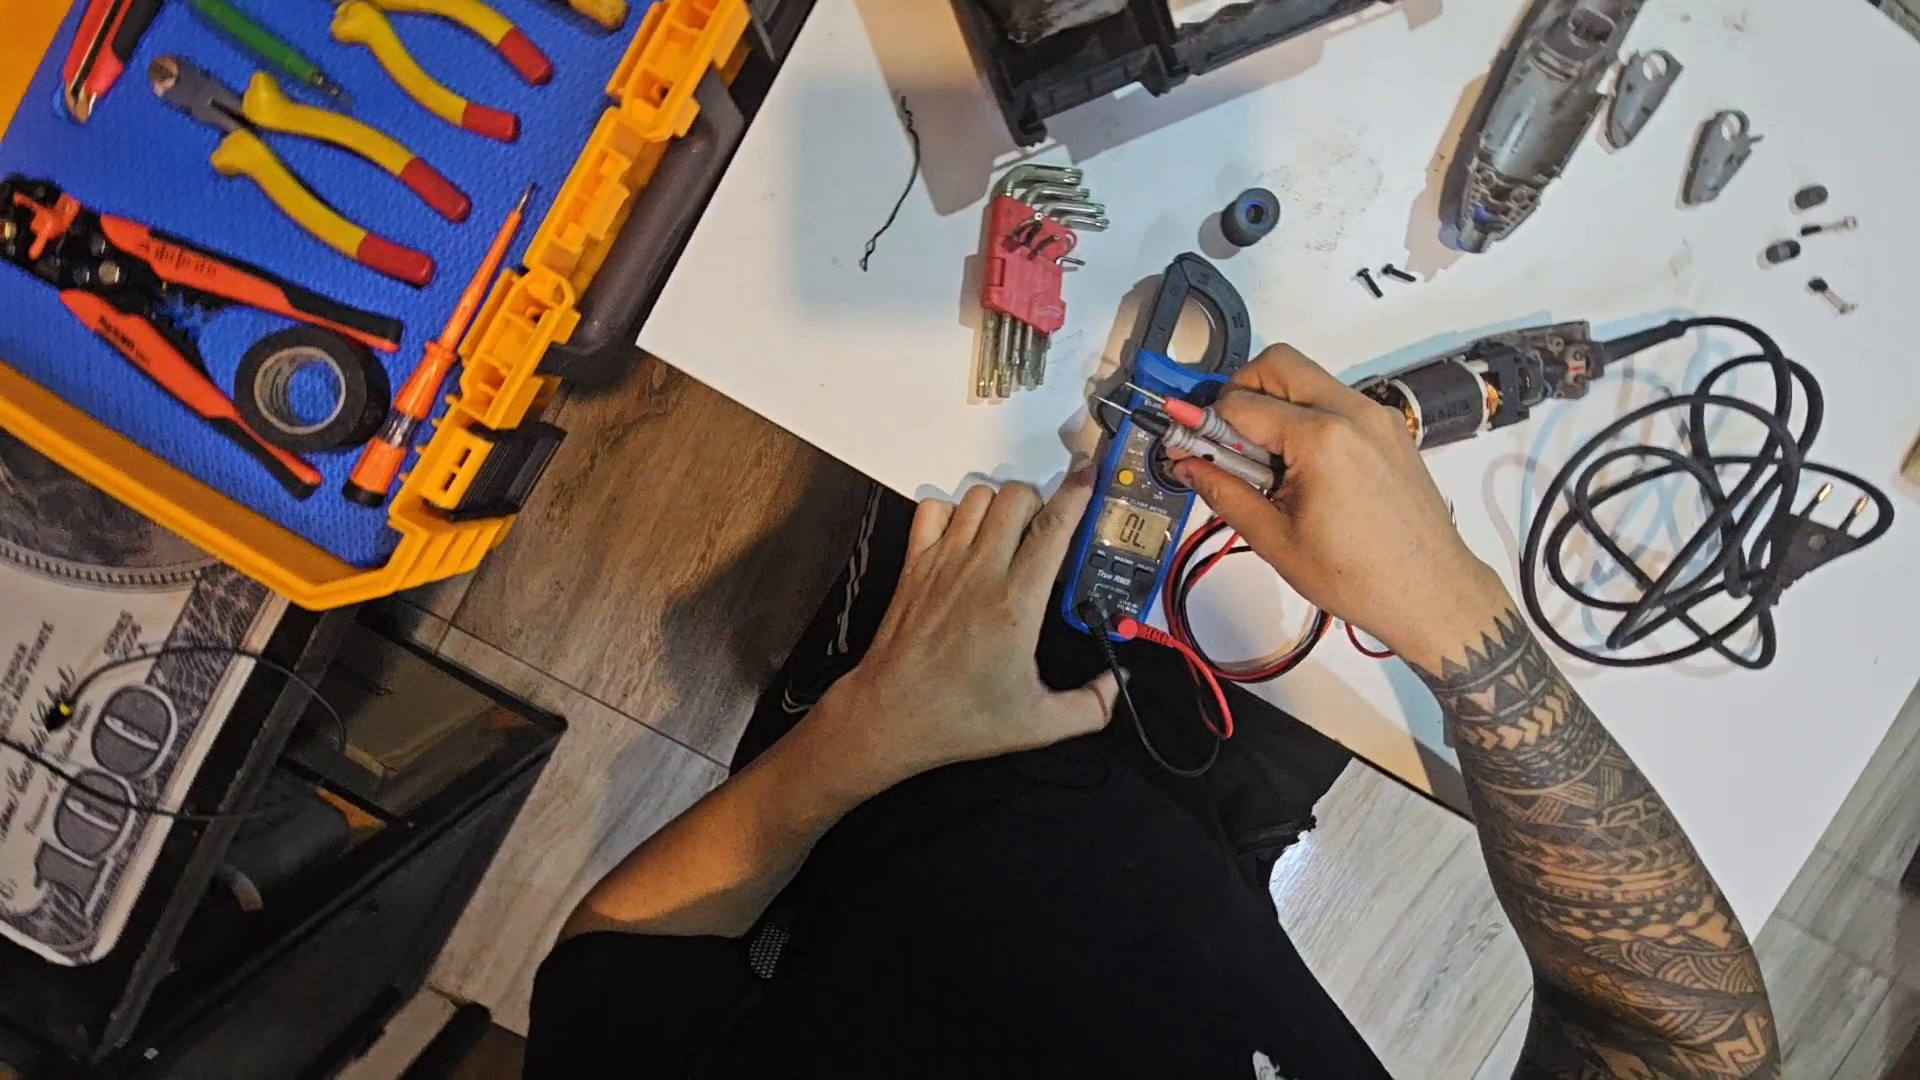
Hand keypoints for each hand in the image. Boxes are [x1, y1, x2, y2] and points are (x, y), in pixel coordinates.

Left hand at [804, 471, 1119, 794]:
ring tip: (1009, 531)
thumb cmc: (961, 718)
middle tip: (1046, 528)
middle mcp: (980, 571)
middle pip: (1017, 497)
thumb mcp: (1038, 725)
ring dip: (1000, 504)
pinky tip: (964, 536)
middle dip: (1041, 500)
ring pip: (979, 496)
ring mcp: (943, 562)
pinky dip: (952, 510)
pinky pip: (934, 509)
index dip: (1076, 493)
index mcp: (1016, 603)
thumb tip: (1117, 686)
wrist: (891, 714)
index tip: (1088, 473)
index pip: (1053, 528)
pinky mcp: (915, 564)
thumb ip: (1091, 706)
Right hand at [1171, 345, 1511, 669]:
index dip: (1202, 424)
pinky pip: (1332, 401)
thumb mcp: (1272, 538)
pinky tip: (1294, 467)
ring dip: (1270, 405)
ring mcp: (1375, 418)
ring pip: (1306, 379)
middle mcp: (1352, 414)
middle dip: (1237, 391)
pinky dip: (1302, 418)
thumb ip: (1223, 490)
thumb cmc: (1356, 575)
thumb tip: (1186, 464)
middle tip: (1222, 438)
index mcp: (1321, 439)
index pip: (1240, 405)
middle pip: (1277, 364)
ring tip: (1260, 462)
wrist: (1431, 593)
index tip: (1184, 443)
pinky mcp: (1387, 430)